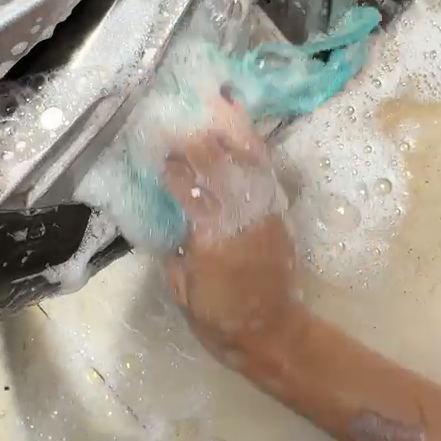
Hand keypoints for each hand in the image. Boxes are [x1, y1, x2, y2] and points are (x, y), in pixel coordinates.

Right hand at [161, 130, 303, 365]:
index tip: (160, 155)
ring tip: (220, 108)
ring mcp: (265, 214)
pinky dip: (256, 153)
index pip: (189, 189)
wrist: (272, 333)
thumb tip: (171, 219)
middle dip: (200, 142)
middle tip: (183, 124)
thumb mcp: (182, 290)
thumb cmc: (219, 320)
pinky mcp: (280, 217)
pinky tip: (246, 136)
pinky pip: (267, 176)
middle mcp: (241, 218)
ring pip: (250, 164)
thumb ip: (175, 251)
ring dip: (233, 136)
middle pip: (220, 167)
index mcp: (212, 238)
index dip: (173, 169)